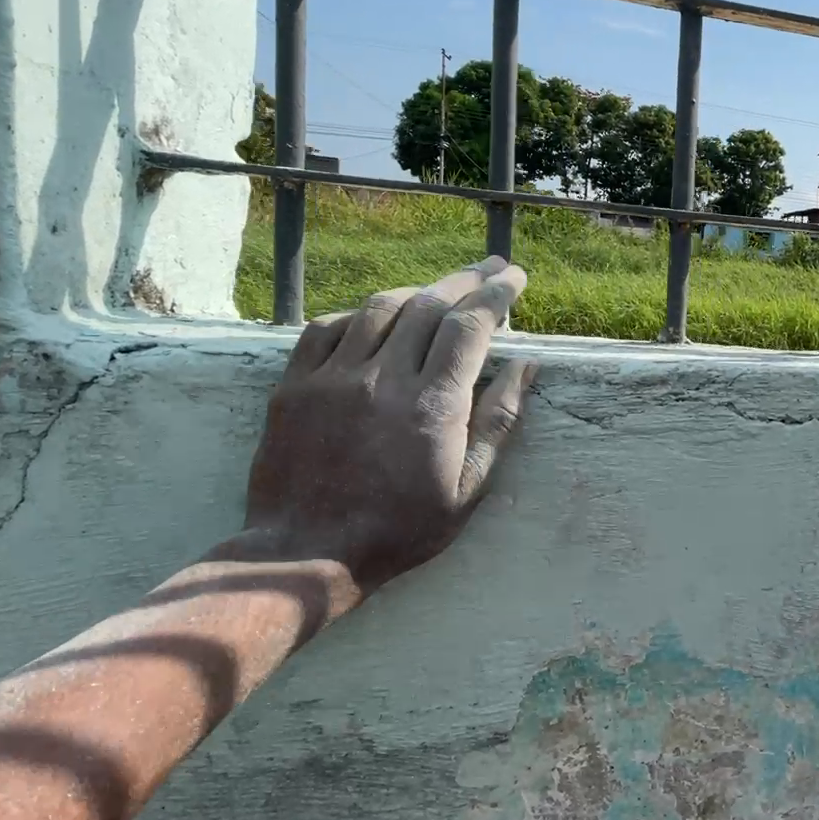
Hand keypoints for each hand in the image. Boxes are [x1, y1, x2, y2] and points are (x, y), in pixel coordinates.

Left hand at [226, 256, 534, 596]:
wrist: (304, 553)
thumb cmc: (403, 527)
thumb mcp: (471, 485)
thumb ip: (500, 421)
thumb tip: (526, 367)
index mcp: (434, 406)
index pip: (471, 327)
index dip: (497, 294)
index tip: (516, 277)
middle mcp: (383, 381)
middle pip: (428, 305)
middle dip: (466, 279)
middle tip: (491, 266)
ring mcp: (332, 381)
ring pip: (378, 308)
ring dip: (416, 291)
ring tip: (439, 290)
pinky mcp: (292, 388)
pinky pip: (326, 328)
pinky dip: (360, 313)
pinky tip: (377, 319)